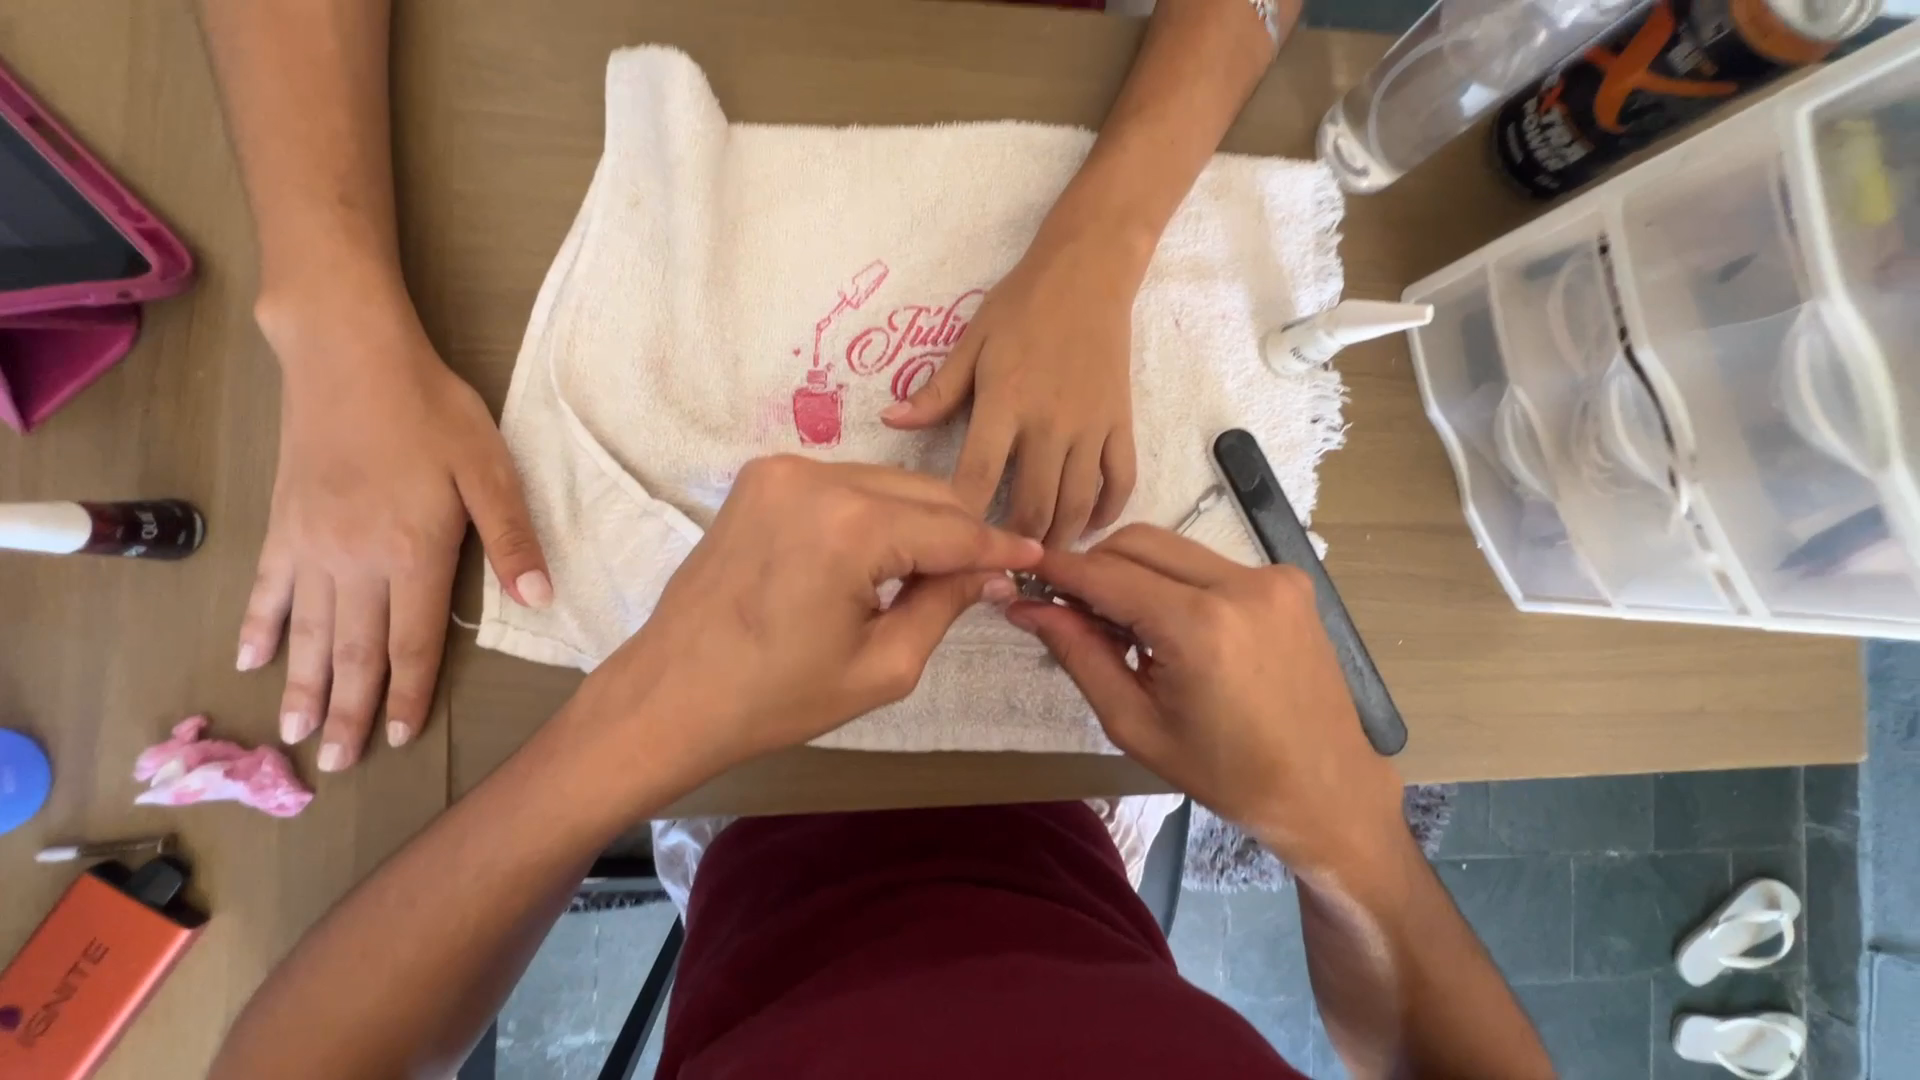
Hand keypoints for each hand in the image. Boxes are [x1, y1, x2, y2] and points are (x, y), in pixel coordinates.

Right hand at [238, 300, 549, 770]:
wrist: (350, 359)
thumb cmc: (433, 414)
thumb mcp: (492, 471)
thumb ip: (512, 538)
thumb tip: (540, 599)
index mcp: (413, 555)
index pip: (413, 642)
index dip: (410, 692)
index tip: (402, 738)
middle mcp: (355, 563)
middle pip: (354, 651)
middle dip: (353, 710)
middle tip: (339, 766)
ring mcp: (310, 546)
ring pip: (307, 634)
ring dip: (304, 687)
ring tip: (296, 736)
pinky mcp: (282, 524)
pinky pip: (266, 591)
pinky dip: (259, 630)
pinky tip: (249, 661)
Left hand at [573, 457, 1042, 778]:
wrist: (669, 694)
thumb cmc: (776, 698)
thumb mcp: (882, 666)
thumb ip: (946, 605)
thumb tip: (992, 572)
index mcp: (850, 526)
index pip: (951, 529)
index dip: (998, 546)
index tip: (1037, 554)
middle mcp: (817, 477)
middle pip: (924, 493)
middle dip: (959, 534)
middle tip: (980, 579)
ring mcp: (783, 470)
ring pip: (888, 483)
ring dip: (917, 523)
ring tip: (923, 576)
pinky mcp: (762, 477)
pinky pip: (846, 485)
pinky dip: (874, 515)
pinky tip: (874, 559)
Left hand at [881, 235, 1137, 547]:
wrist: (1088, 272)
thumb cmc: (1022, 306)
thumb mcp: (970, 342)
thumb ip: (935, 392)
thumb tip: (890, 423)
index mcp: (1004, 404)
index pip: (977, 479)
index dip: (962, 520)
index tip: (952, 543)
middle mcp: (1048, 425)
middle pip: (1031, 505)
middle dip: (1014, 542)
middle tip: (999, 562)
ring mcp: (1090, 428)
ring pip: (1075, 503)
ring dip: (1058, 538)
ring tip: (1040, 557)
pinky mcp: (1120, 424)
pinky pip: (1120, 480)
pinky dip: (1107, 511)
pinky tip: (1090, 526)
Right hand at [1005, 525, 1404, 874]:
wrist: (1324, 787)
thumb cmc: (1223, 772)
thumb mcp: (1134, 723)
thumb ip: (1078, 655)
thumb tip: (1026, 608)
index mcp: (1199, 628)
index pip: (1106, 575)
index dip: (1057, 570)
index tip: (1023, 572)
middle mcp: (1239, 584)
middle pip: (1136, 542)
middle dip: (1094, 568)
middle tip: (1073, 612)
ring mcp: (1271, 576)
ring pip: (1171, 547)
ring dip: (1133, 573)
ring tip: (1126, 628)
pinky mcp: (1288, 580)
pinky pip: (1206, 562)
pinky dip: (1174, 582)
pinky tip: (1174, 629)